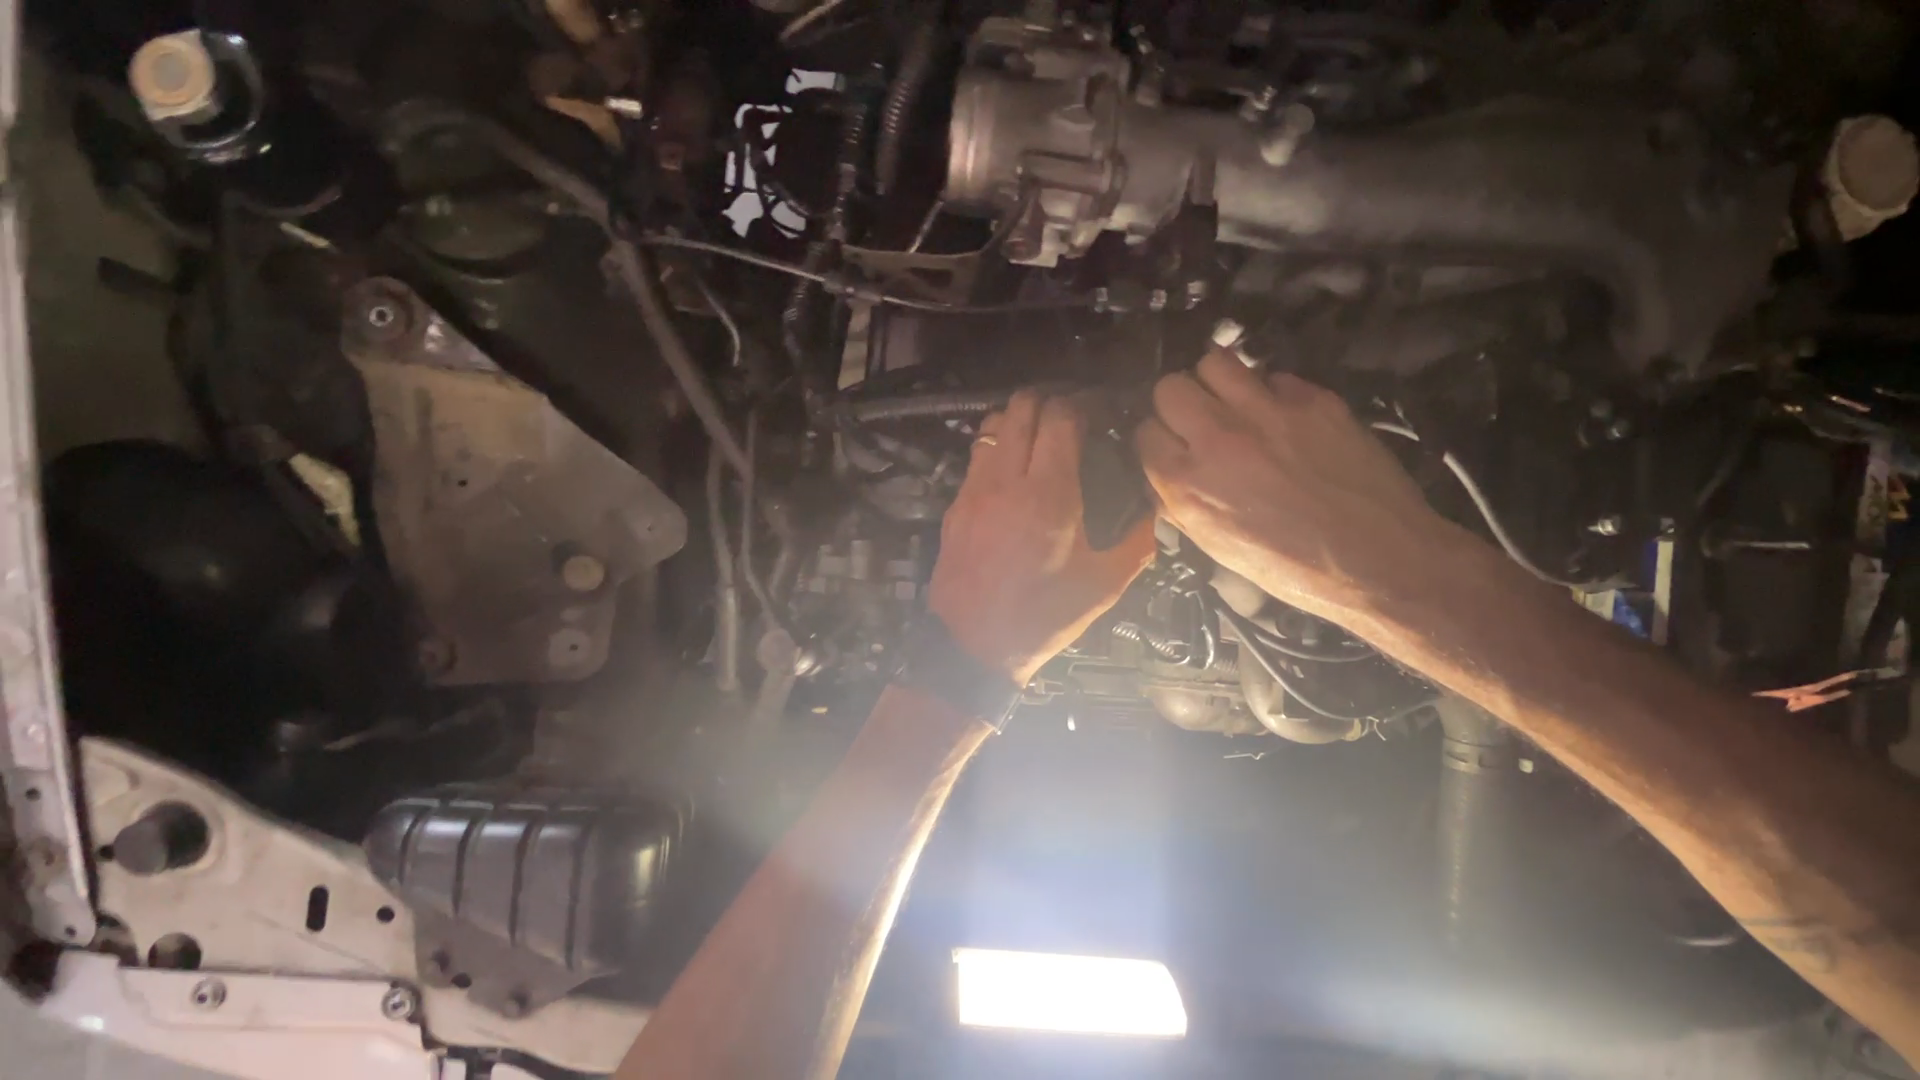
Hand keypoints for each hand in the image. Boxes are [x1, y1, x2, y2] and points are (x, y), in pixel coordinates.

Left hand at [928, 390, 1156, 685]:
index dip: (1085, 402)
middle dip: (1053, 400)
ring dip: (1022, 418)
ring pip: (994, 424)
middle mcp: (1005, 480)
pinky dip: (1000, 446)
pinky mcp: (955, 505)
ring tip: (1044, 436)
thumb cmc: (1043, 617)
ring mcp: (974, 489)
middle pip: (1023, 406)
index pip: (1061, 416)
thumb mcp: (1104, 584)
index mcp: (1048, 494)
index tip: (1102, 409)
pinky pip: (978, 455)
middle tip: (1075, 416)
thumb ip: (1138, 539)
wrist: (972, 647)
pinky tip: (1017, 469)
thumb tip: (1154, 506)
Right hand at [1136, 350, 1459, 624]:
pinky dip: (1269, 393)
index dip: (1157, 440)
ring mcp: (1267, 412)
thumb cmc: (1291, 569)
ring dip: (1217, 382)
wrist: (1379, 561)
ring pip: (1215, 362)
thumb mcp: (1216, 548)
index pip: (1145, 433)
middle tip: (1199, 422)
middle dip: (1178, 403)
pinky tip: (1282, 417)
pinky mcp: (1312, 398)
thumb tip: (1165, 479)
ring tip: (1233, 404)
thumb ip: (1180, 504)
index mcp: (1188, 484)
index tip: (1172, 449)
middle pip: (1170, 387)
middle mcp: (1219, 438)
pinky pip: (1272, 376)